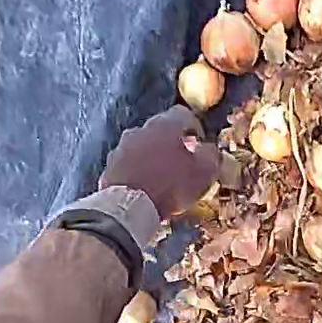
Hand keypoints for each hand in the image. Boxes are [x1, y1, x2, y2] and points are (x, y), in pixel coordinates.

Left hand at [100, 105, 220, 218]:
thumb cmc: (172, 185)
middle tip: (186, 162)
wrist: (129, 208)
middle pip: (161, 130)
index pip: (184, 114)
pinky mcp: (110, 166)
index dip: (197, 128)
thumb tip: (210, 148)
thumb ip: (212, 154)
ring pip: (144, 146)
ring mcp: (121, 148)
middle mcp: (140, 130)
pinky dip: (141, 170)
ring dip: (156, 156)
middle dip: (175, 143)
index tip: (202, 144)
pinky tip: (150, 186)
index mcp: (165, 126)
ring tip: (167, 177)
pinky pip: (130, 163)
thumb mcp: (205, 171)